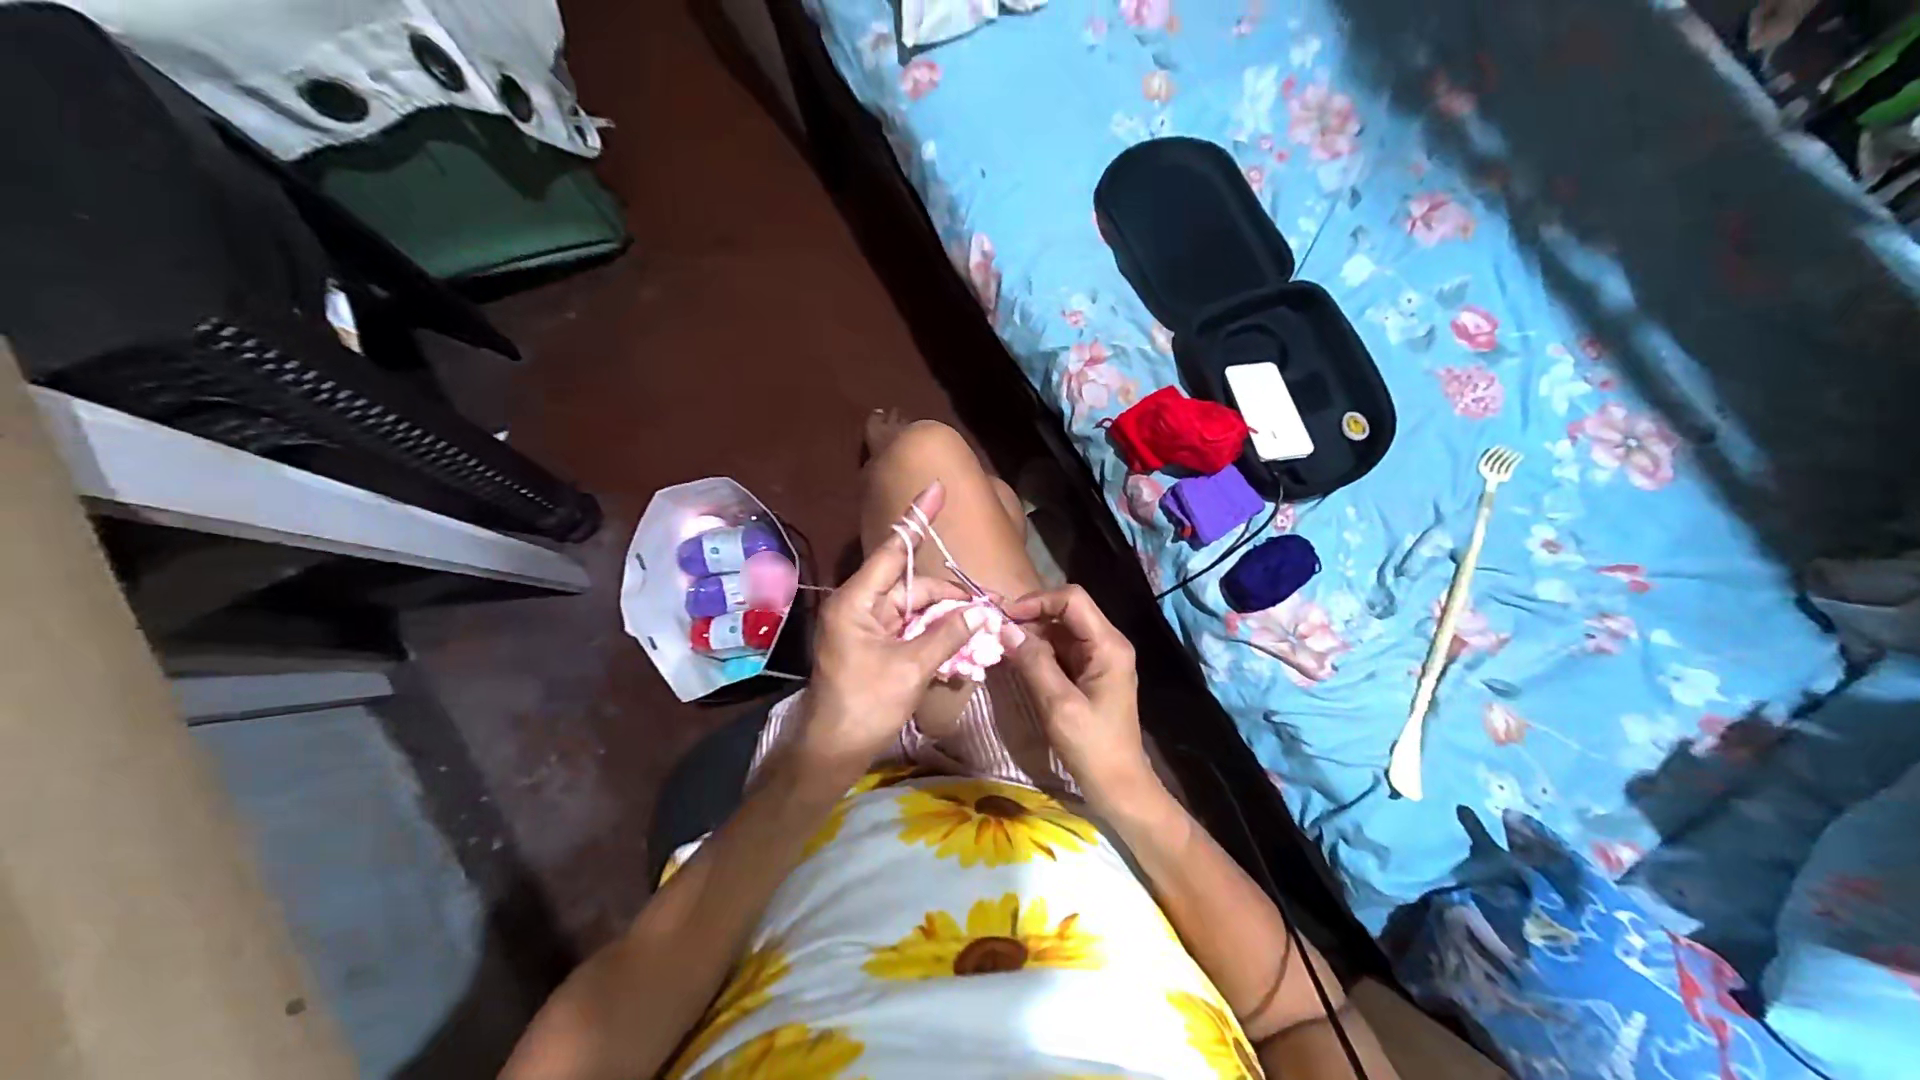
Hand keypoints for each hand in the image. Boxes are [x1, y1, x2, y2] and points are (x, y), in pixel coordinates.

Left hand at [798, 482, 976, 781]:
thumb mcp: (910, 669)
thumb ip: (946, 635)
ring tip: (978, 635)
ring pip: (916, 609)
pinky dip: (934, 637)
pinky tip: (959, 652)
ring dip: (945, 621)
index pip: (894, 550)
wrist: (832, 750)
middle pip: (913, 586)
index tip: (936, 487)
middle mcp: (861, 606)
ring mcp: (867, 626)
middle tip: (986, 609)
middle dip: (949, 596)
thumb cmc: (865, 706)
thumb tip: (978, 613)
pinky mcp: (875, 645)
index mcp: (858, 601)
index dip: (917, 518)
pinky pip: (910, 630)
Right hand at [1000, 585, 1152, 807]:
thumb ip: (1034, 662)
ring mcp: (1099, 658)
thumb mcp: (1058, 704)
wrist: (1118, 785)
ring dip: (1031, 633)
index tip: (1005, 618)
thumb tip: (1005, 629)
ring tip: (1001, 644)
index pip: (1072, 599)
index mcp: (1108, 645)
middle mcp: (1107, 644)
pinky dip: (1038, 650)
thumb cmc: (1092, 745)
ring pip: (1061, 629)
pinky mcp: (1089, 673)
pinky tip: (1017, 659)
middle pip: (1066, 610)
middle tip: (996, 630)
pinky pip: (1061, 649)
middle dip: (1030, 615)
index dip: (1037, 601)